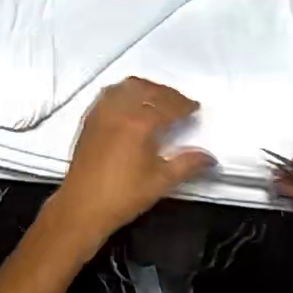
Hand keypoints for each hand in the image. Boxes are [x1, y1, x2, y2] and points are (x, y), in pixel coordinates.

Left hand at [47, 77, 213, 252]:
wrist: (83, 204)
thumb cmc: (123, 194)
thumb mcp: (161, 181)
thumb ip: (187, 164)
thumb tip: (209, 157)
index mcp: (138, 123)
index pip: (166, 106)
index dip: (183, 105)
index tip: (194, 107)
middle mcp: (117, 111)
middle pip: (145, 90)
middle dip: (165, 93)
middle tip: (180, 103)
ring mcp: (100, 112)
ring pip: (125, 87)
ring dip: (144, 88)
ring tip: (158, 99)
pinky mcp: (89, 119)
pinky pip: (109, 94)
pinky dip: (124, 92)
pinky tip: (130, 103)